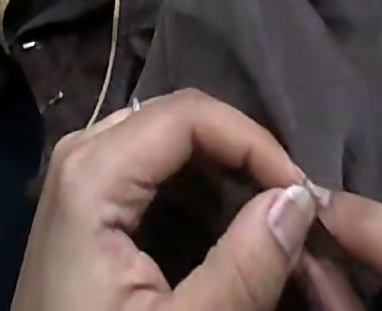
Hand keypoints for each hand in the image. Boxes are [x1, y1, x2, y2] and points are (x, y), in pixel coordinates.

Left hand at [13, 89, 319, 310]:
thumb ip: (242, 268)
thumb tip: (299, 199)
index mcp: (93, 170)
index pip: (189, 114)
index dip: (252, 140)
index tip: (300, 191)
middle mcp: (83, 147)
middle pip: (179, 118)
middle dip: (242, 154)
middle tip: (291, 204)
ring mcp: (81, 166)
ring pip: (169, 137)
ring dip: (225, 170)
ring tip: (269, 215)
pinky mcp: (86, 191)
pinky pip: (152, 161)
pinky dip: (198, 185)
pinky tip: (228, 222)